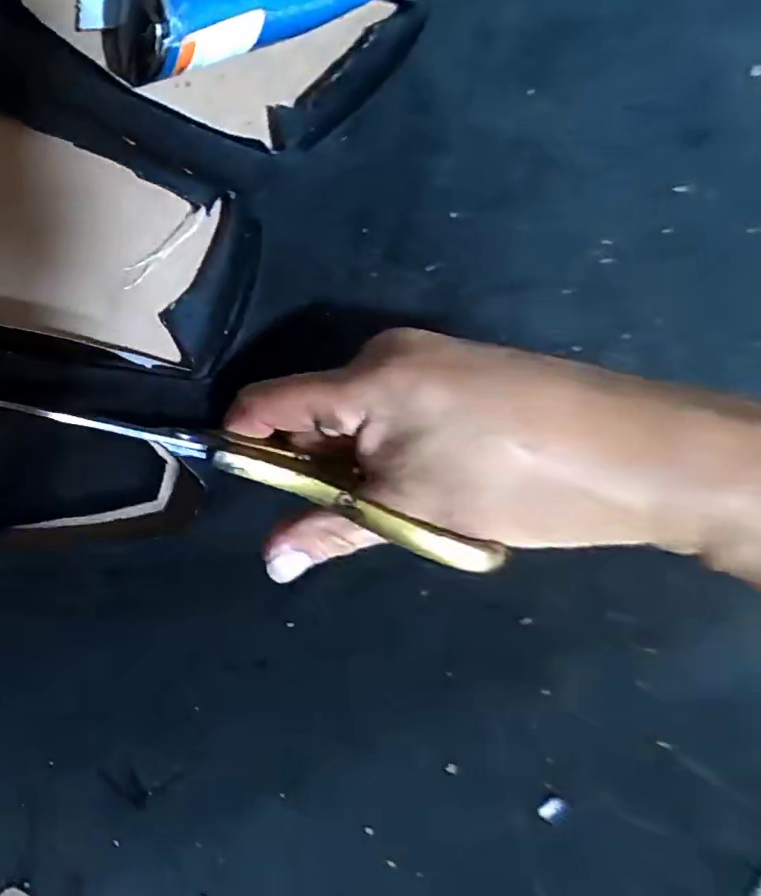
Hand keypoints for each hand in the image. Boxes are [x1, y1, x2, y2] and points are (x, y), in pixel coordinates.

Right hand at [225, 328, 760, 584]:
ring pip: (345, 405)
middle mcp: (382, 353)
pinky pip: (384, 396)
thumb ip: (328, 530)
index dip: (242, 440)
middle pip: (304, 405)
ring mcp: (423, 352)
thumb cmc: (527, 485)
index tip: (252, 482)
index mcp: (364, 381)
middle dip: (309, 454)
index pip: (262, 402)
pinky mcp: (455, 361)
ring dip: (349, 449)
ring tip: (401, 486)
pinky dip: (381, 433)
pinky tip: (430, 463)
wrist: (678, 460)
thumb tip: (271, 566)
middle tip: (347, 497)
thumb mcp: (415, 513)